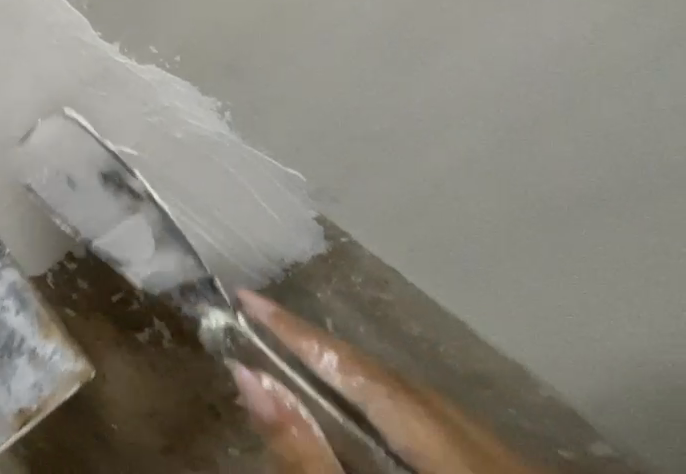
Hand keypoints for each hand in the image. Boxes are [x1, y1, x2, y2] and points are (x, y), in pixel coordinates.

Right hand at [230, 290, 542, 473]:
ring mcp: (510, 470)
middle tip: (260, 323)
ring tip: (296, 358)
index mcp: (458, 464)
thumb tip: (247, 376)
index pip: (366, 379)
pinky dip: (391, 411)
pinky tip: (359, 414)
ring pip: (424, 405)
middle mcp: (494, 456)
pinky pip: (445, 429)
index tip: (246, 300)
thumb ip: (304, 454)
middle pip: (397, 386)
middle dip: (326, 354)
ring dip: (357, 380)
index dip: (302, 336)